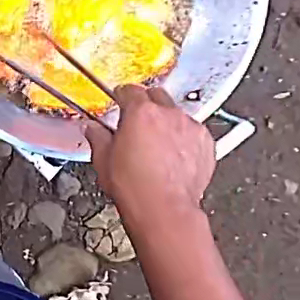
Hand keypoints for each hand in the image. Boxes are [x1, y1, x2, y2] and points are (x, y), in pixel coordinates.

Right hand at [84, 85, 214, 223]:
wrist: (163, 208)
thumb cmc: (135, 187)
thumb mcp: (103, 160)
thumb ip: (98, 137)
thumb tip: (93, 129)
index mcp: (140, 113)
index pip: (130, 91)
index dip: (123, 95)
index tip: (120, 100)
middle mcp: (169, 114)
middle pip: (157, 96)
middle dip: (147, 105)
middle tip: (137, 122)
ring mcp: (190, 127)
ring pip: (177, 114)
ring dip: (167, 123)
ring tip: (156, 145)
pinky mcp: (206, 143)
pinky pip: (193, 133)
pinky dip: (184, 139)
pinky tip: (173, 157)